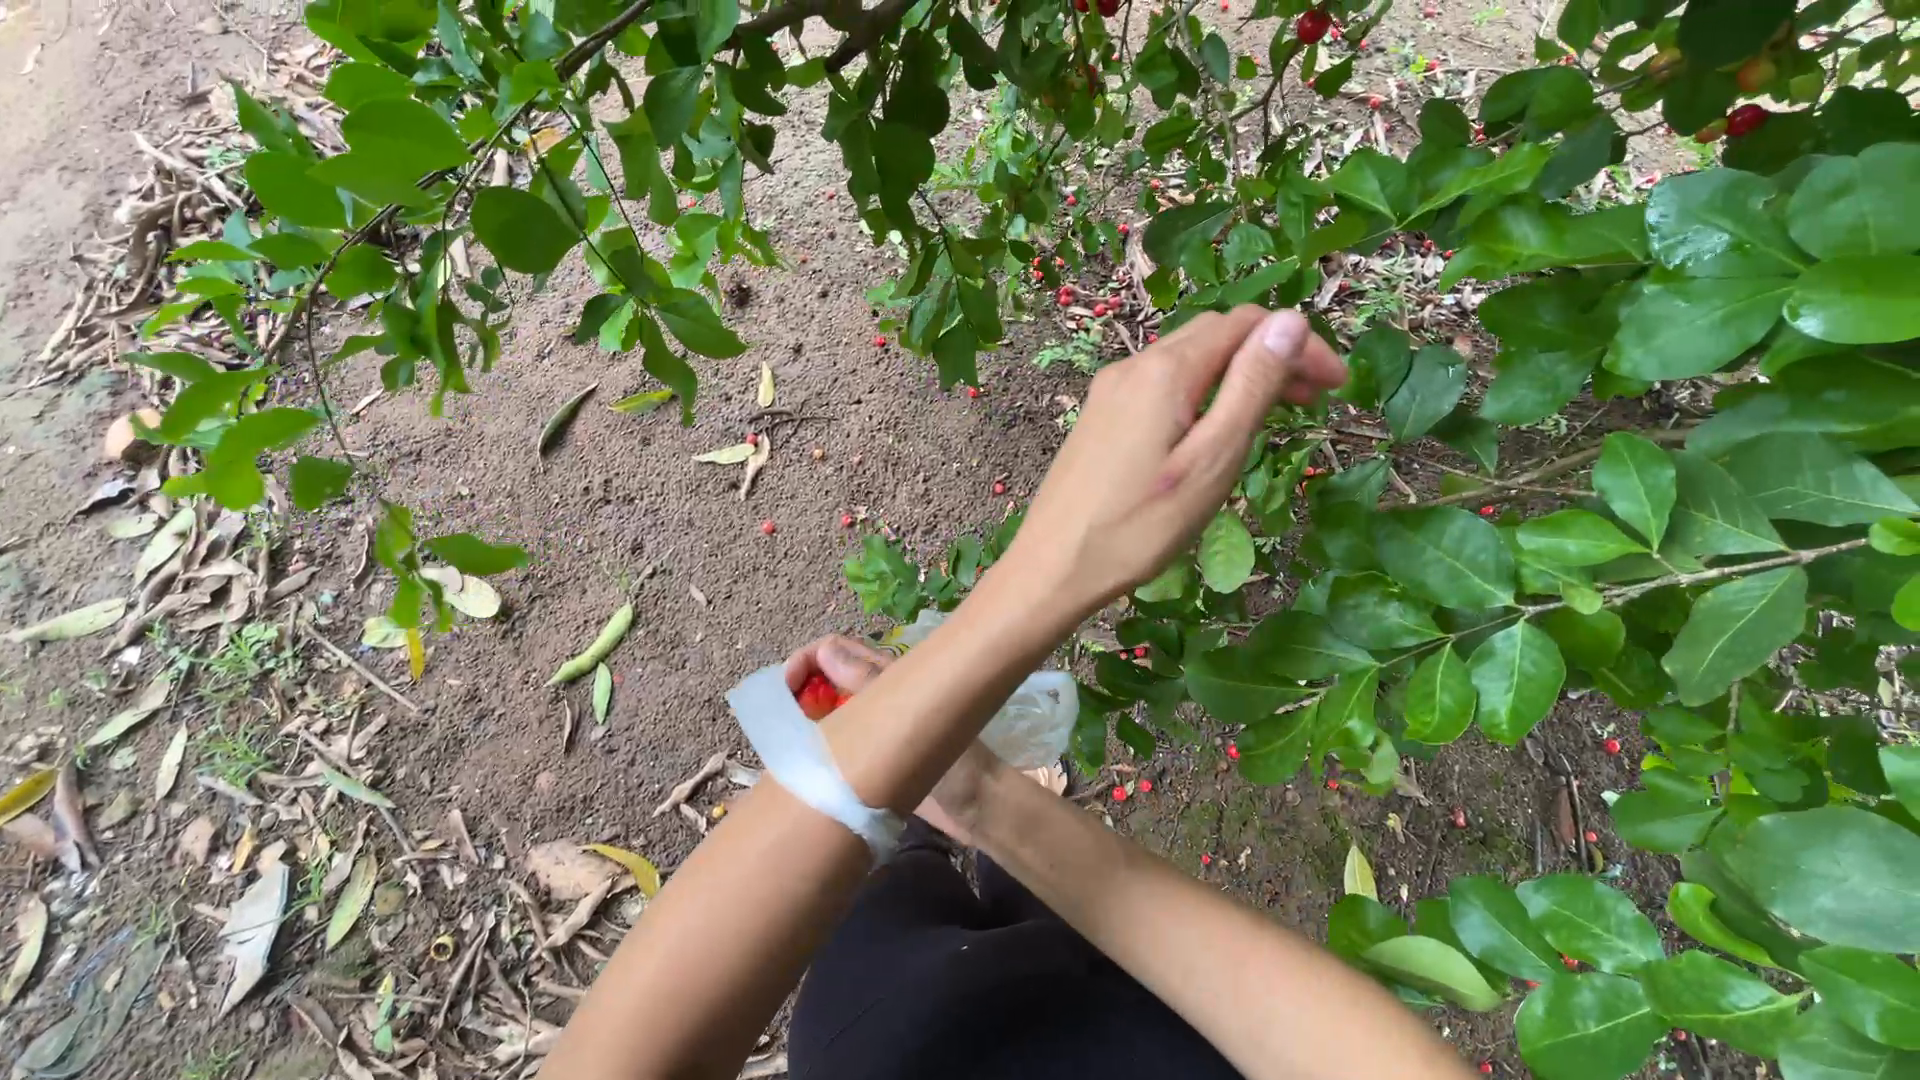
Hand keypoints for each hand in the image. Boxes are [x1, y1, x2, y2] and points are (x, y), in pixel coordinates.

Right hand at [783, 635, 1006, 843]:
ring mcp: (872, 727)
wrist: (980, 810)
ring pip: (825, 710)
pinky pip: (833, 743)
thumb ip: (870, 684)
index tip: (786, 687)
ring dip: (801, 719)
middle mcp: (875, 695)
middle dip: (797, 690)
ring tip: (785, 741)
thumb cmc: (957, 760)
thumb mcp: (914, 716)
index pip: (834, 650)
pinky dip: (812, 746)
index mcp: (887, 675)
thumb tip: (826, 650)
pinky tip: (800, 763)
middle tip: (781, 719)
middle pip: (824, 679)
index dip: (806, 660)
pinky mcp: (870, 758)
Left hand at [998, 307, 1345, 620]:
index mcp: (1164, 371)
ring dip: (1236, 376)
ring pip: (1187, 361)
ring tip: (1272, 417)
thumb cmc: (1138, 527)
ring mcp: (1109, 391)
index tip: (1336, 386)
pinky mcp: (1099, 418)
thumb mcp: (1211, 460)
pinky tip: (1212, 432)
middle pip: (1215, 336)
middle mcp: (1132, 366)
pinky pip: (1160, 388)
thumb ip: (1250, 388)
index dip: (1299, 344)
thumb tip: (1290, 321)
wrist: (1052, 567)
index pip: (1246, 324)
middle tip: (1313, 402)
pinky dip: (1200, 395)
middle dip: (1270, 355)